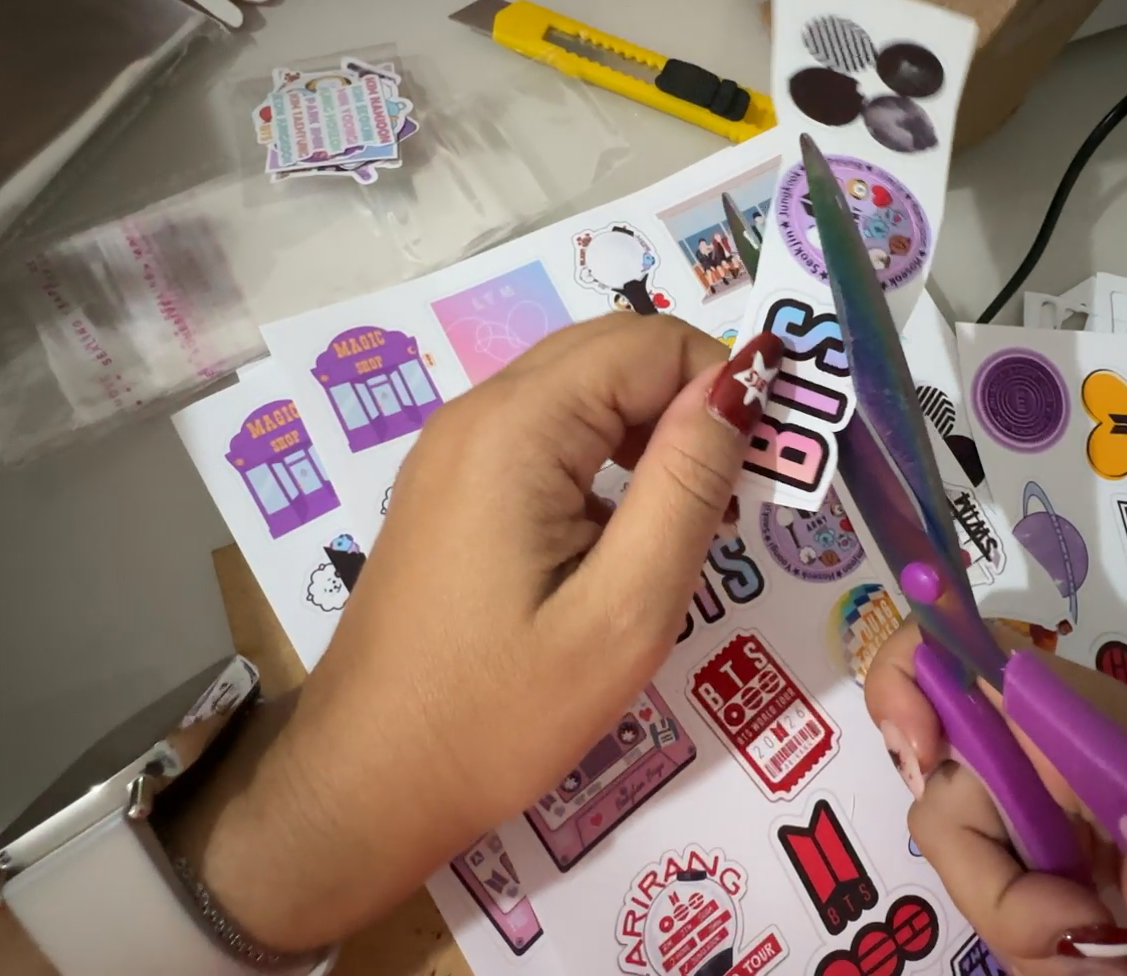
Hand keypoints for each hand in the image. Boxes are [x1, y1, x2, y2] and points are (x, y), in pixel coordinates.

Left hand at [182, 315, 785, 951]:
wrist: (368, 784)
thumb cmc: (501, 713)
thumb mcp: (624, 609)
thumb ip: (688, 483)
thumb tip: (739, 384)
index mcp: (517, 426)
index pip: (651, 343)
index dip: (721, 386)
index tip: (759, 467)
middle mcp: (479, 411)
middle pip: (614, 353)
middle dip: (690, 401)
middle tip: (733, 492)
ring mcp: (458, 444)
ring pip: (584, 388)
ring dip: (651, 427)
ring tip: (688, 513)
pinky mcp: (455, 481)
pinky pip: (550, 430)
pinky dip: (607, 452)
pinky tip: (624, 526)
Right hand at [865, 624, 1126, 975]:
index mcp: (1104, 728)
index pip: (973, 654)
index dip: (911, 675)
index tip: (912, 753)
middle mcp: (1067, 758)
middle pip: (951, 783)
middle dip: (985, 877)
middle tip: (1082, 948)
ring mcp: (1069, 819)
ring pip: (973, 851)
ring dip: (1017, 926)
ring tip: (1115, 973)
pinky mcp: (1079, 872)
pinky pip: (1012, 897)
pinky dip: (1038, 946)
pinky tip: (1107, 970)